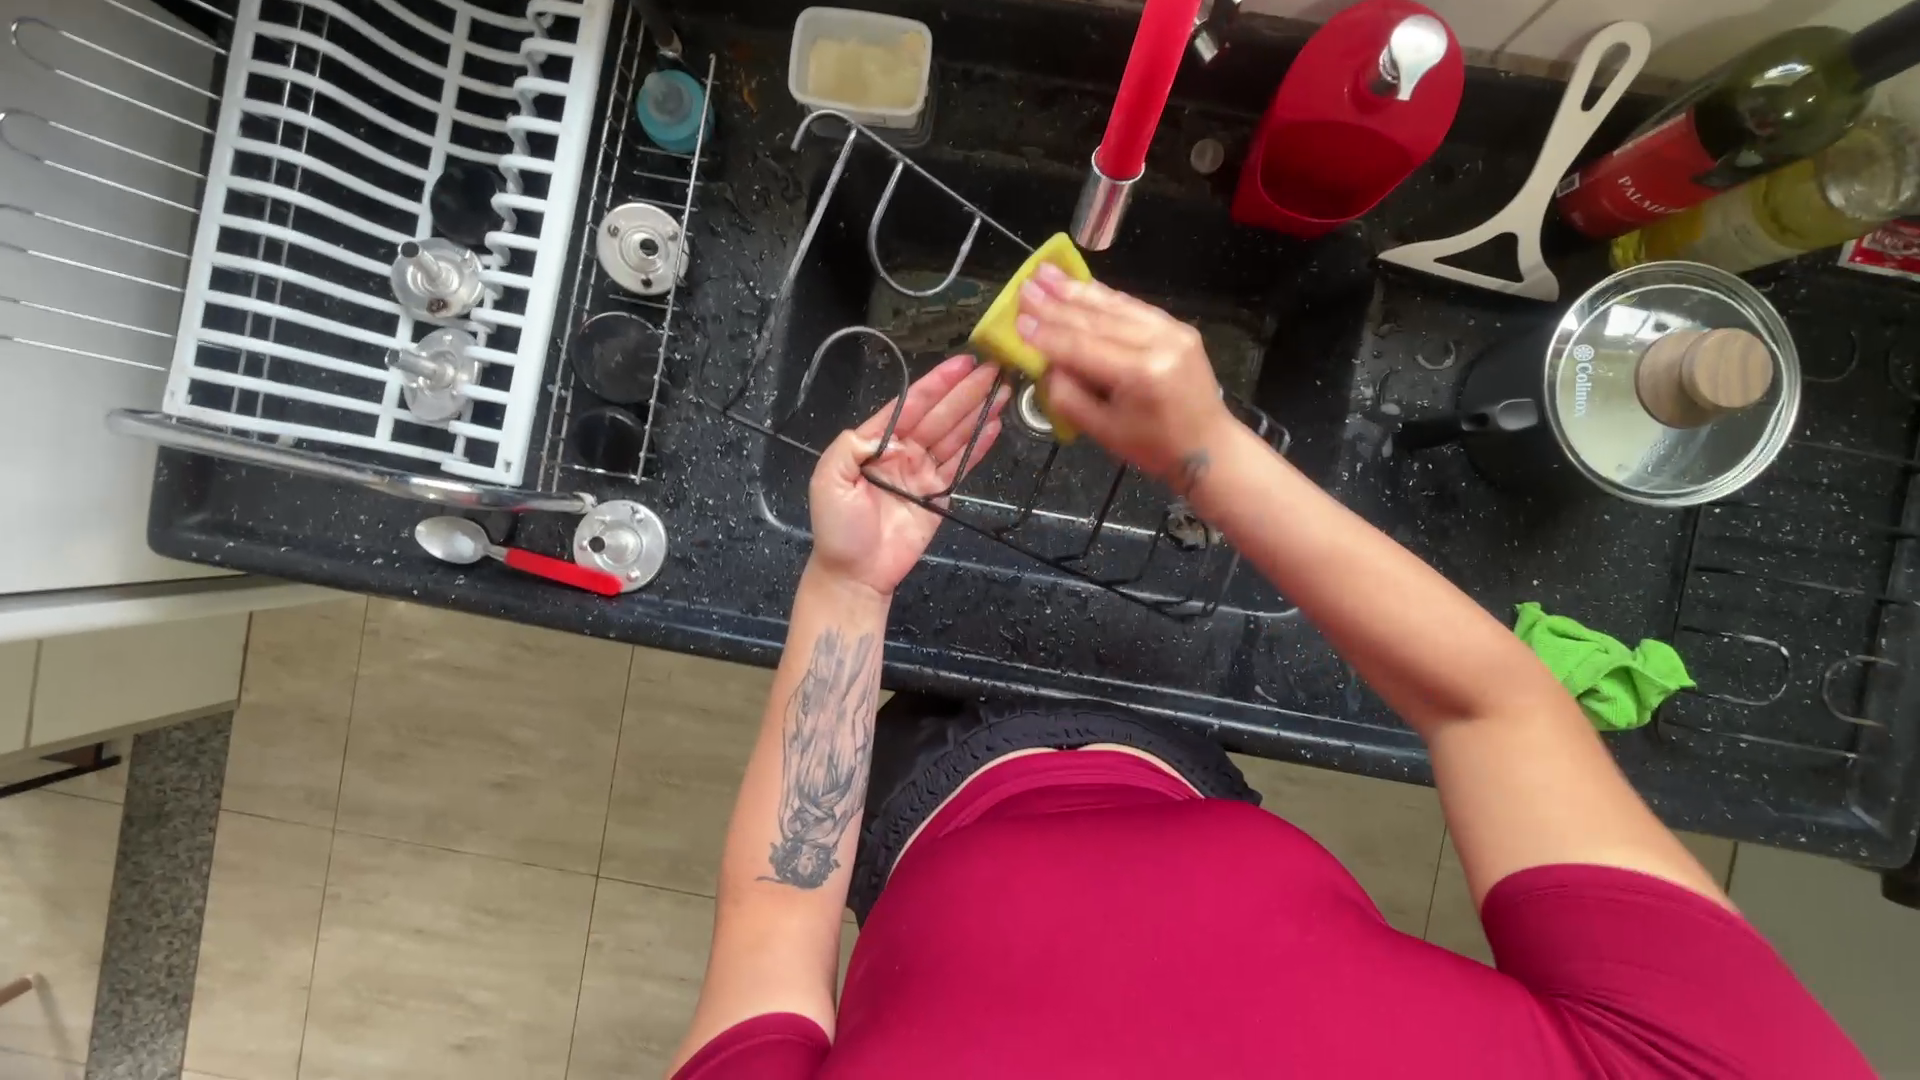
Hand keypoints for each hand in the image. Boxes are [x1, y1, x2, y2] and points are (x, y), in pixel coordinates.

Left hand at [808, 354, 1009, 596]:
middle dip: (966, 392)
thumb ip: (851, 448)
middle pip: (939, 416)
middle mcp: (902, 452)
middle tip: (994, 370)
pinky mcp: (938, 495)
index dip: (936, 384)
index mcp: (876, 442)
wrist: (855, 573)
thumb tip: (890, 435)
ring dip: (977, 413)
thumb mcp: (829, 479)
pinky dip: (978, 446)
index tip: (961, 364)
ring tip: (1002, 391)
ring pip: (954, 436)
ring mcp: (922, 473)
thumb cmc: (837, 528)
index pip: (911, 406)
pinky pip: (960, 466)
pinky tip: (994, 426)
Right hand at [1015, 262, 1238, 492]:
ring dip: (1077, 289)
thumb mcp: (1103, 431)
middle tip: (1025, 286)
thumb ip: (1069, 396)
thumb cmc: (1153, 447)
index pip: (1083, 347)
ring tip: (1046, 272)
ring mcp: (1172, 330)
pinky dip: (1105, 296)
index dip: (1047, 334)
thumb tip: (1047, 364)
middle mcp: (1159, 343)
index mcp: (1141, 373)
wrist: (1209, 446)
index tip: (1018, 319)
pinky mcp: (1177, 327)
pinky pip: (1134, 307)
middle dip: (1056, 303)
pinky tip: (1081, 285)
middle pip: (1097, 319)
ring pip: (1115, 305)